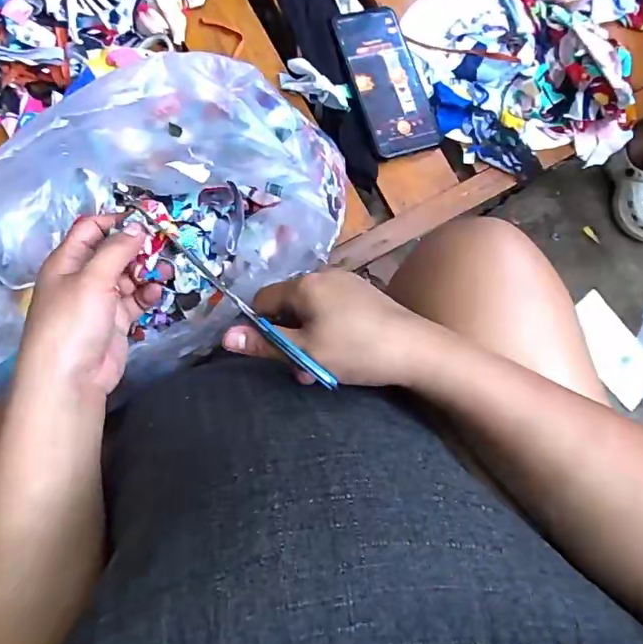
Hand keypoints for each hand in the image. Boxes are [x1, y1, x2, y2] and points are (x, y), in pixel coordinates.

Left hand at [15, 214, 161, 398]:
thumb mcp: (93, 278)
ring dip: (148, 271)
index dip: (117, 221)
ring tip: (166, 272)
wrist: (71, 378)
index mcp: (67, 261)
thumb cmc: (73, 321)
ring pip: (129, 275)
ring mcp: (100, 299)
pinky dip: (147, 294)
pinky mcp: (115, 320)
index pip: (91, 229)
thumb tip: (138, 227)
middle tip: (166, 246)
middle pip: (115, 251)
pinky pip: (135, 299)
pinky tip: (156, 295)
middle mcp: (83, 277)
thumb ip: (117, 250)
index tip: (148, 220)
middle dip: (140, 248)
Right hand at [220, 270, 445, 387]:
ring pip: (312, 310)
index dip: (260, 328)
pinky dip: (330, 330)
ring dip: (310, 338)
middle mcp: (325, 274)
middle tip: (301, 369)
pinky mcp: (367, 294)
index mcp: (305, 284)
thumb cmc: (356, 351)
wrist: (416, 349)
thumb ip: (265, 344)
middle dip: (289, 337)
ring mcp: (349, 282)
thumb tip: (226, 337)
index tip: (274, 354)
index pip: (262, 299)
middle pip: (289, 304)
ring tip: (323, 368)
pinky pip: (334, 310)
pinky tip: (344, 354)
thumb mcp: (306, 352)